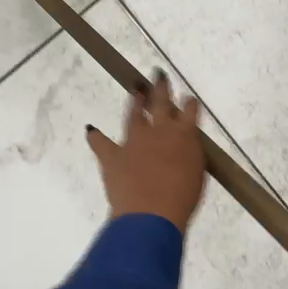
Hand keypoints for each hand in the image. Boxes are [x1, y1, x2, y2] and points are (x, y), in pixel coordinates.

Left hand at [86, 71, 207, 232]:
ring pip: (134, 115)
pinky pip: (101, 143)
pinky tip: (91, 130)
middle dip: (161, 87)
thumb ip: (190, 156)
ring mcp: (134, 141)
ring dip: (134, 102)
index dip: (190, 104)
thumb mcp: (196, 174)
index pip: (190, 112)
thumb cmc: (182, 198)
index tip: (189, 98)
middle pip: (161, 102)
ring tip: (135, 91)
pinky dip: (96, 137)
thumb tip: (184, 147)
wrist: (151, 214)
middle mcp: (159, 130)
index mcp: (184, 135)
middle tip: (158, 74)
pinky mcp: (112, 155)